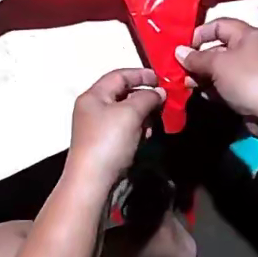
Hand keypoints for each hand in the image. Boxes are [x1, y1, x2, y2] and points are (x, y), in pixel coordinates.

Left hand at [67, 68, 162, 186]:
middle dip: (145, 96)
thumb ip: (147, 97)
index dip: (141, 74)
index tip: (162, 79)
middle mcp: (94, 109)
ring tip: (157, 121)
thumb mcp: (130, 113)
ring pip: (127, 112)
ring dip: (144, 114)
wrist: (93, 182)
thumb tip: (159, 92)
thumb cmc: (109, 141)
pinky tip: (146, 137)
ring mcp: (99, 128)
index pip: (119, 75)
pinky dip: (139, 129)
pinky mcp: (106, 144)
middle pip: (123, 94)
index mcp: (94, 96)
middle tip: (164, 101)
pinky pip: (126, 129)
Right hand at [175, 19, 257, 123]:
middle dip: (198, 59)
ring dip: (203, 76)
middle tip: (178, 69)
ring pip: (221, 70)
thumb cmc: (248, 79)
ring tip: (185, 84)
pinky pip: (227, 87)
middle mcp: (251, 51)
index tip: (182, 47)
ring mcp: (252, 73)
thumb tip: (179, 52)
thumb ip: (197, 58)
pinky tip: (201, 95)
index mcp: (248, 35)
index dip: (200, 33)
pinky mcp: (250, 92)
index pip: (220, 25)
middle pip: (219, 49)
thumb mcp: (218, 65)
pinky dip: (214, 89)